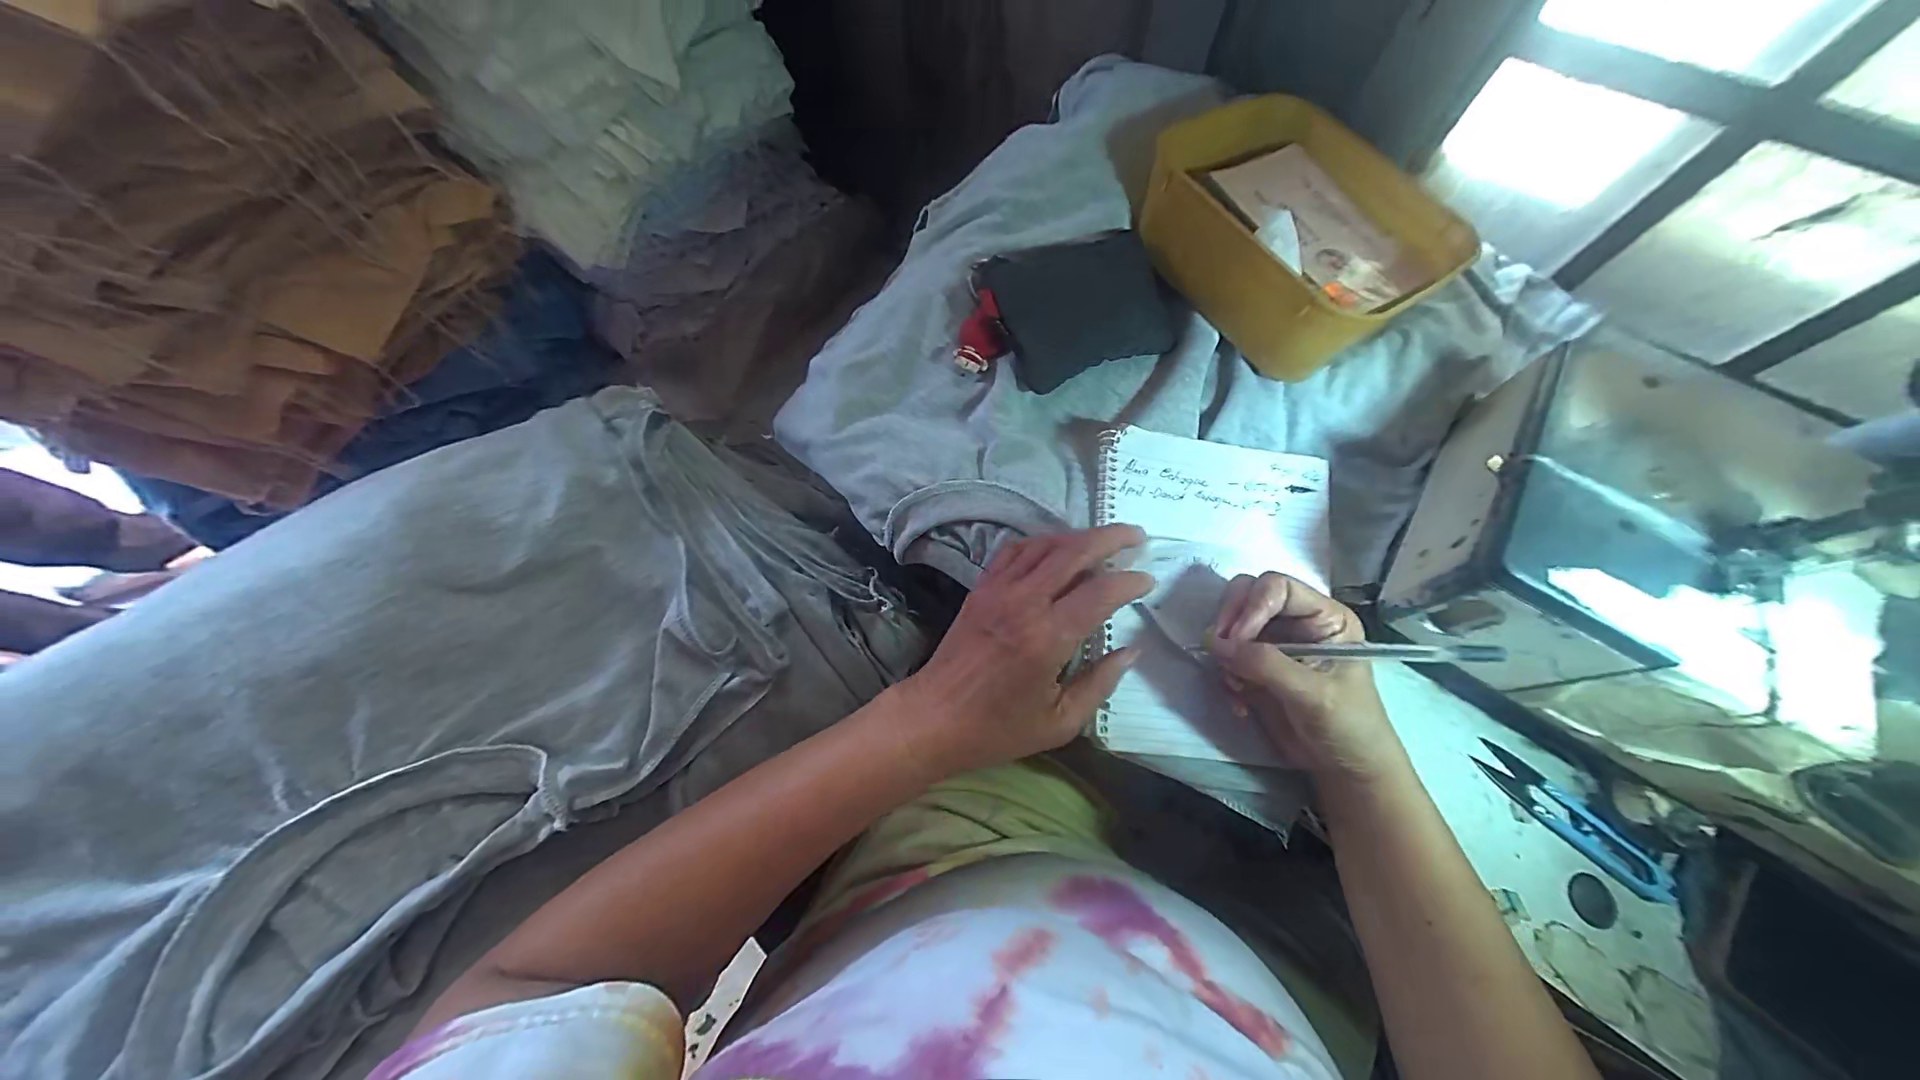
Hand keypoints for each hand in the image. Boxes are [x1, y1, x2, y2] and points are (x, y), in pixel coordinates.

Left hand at [897, 525, 1151, 777]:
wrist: (934, 718)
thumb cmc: (998, 728)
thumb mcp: (1061, 721)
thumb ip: (1100, 682)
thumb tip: (1131, 650)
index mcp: (1047, 637)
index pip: (1100, 592)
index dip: (1129, 581)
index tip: (1148, 580)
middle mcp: (1024, 603)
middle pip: (1073, 552)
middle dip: (1111, 538)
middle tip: (1137, 536)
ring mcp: (998, 590)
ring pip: (1044, 545)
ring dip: (1078, 536)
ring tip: (1103, 540)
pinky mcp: (980, 589)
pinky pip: (1014, 551)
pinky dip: (1041, 543)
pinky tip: (1056, 549)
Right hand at [1206, 572, 1408, 786]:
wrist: (1346, 768)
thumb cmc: (1347, 726)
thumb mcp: (1313, 694)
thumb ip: (1266, 664)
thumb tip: (1216, 644)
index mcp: (1323, 617)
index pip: (1276, 587)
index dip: (1251, 606)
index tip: (1236, 639)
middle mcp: (1295, 622)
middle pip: (1246, 594)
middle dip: (1229, 622)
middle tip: (1220, 652)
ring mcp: (1273, 642)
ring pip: (1229, 625)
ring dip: (1224, 654)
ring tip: (1235, 687)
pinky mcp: (1254, 666)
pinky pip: (1225, 656)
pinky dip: (1224, 676)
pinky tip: (1239, 702)